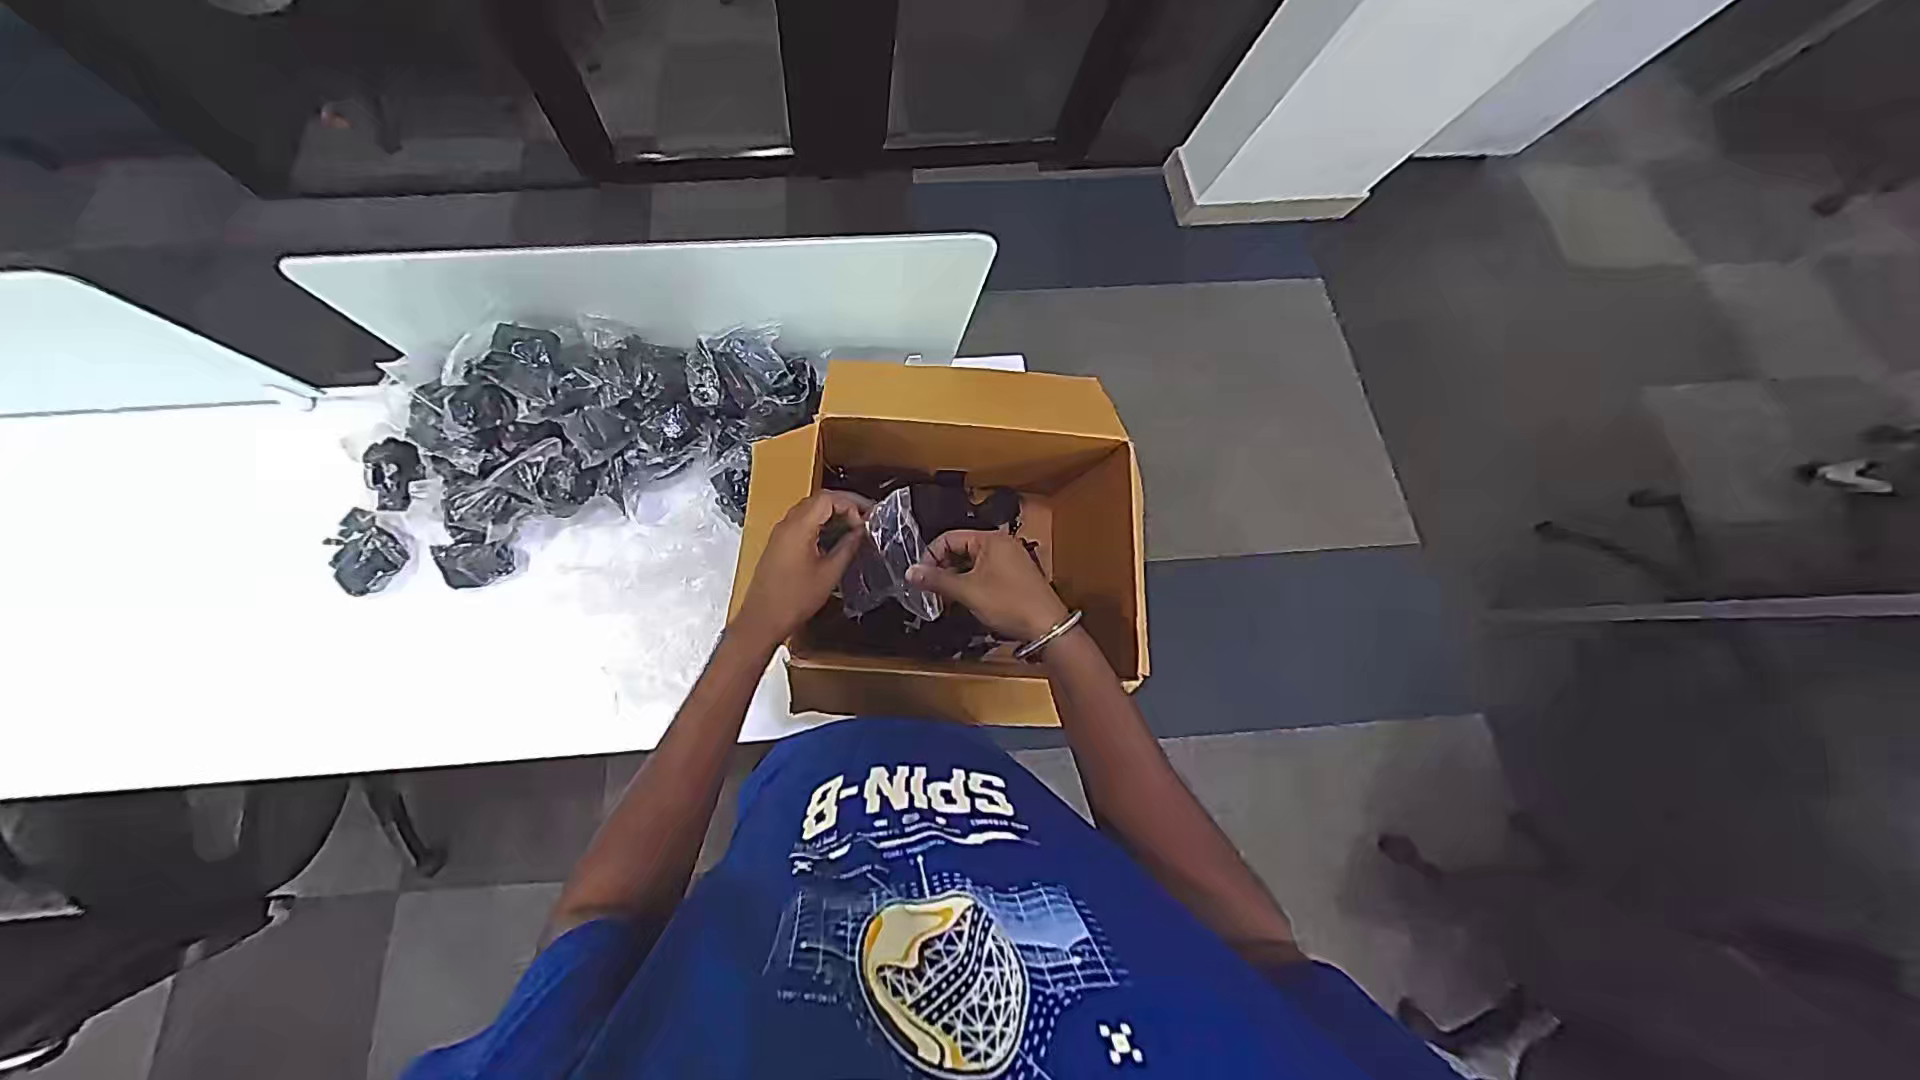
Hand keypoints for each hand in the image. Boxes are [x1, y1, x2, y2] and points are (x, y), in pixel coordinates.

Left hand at [734, 490, 871, 650]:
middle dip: (844, 504)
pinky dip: (820, 523)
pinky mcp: (778, 544)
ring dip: (832, 513)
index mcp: (798, 527)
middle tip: (865, 516)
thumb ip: (847, 547)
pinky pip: (801, 523)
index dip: (851, 504)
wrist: (763, 619)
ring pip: (809, 510)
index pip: (828, 498)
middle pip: (818, 499)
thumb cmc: (795, 599)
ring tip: (853, 526)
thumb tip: (860, 532)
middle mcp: (786, 524)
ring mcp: (780, 533)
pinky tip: (834, 537)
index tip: (866, 519)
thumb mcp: (829, 573)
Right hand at [906, 530, 1069, 641]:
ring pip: (971, 563)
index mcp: (990, 540)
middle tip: (931, 590)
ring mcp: (1010, 560)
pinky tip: (965, 601)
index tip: (922, 576)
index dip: (931, 556)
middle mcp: (1001, 545)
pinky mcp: (1014, 576)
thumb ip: (937, 580)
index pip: (949, 538)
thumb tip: (911, 572)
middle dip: (943, 569)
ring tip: (946, 598)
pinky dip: (971, 584)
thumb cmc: (1012, 604)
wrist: (1046, 627)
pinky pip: (985, 573)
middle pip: (960, 550)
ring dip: (956, 579)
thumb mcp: (967, 591)